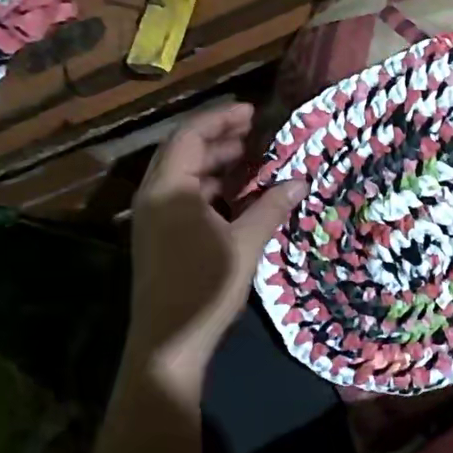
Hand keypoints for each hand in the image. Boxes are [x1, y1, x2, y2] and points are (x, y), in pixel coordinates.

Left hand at [128, 103, 305, 384]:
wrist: (169, 341)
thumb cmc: (205, 287)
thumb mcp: (245, 244)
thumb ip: (271, 207)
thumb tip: (300, 180)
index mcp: (170, 189)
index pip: (191, 136)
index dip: (221, 119)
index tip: (251, 111)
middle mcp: (154, 196)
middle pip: (181, 150)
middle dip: (216, 136)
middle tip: (252, 129)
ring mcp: (152, 217)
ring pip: (181, 174)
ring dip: (211, 161)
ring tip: (246, 156)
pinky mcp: (158, 236)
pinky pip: (181, 195)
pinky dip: (207, 186)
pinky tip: (233, 194)